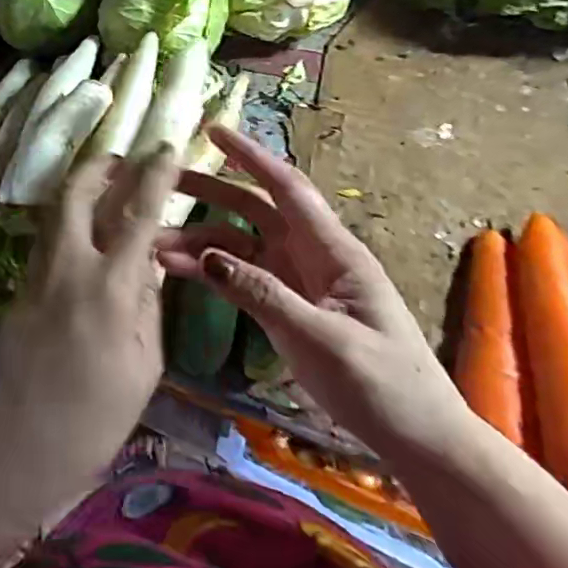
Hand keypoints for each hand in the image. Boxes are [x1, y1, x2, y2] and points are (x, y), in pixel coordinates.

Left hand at [0, 148, 180, 518]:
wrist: (14, 441)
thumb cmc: (93, 417)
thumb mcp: (143, 365)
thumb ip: (147, 306)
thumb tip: (149, 266)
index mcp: (109, 286)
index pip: (135, 214)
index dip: (152, 176)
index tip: (164, 148)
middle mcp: (67, 267)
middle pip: (77, 196)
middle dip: (99, 167)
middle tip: (121, 157)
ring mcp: (36, 274)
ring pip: (57, 214)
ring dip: (80, 191)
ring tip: (104, 185)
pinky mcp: (19, 288)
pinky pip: (48, 241)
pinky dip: (67, 223)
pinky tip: (83, 231)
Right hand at [155, 125, 470, 457]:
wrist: (415, 437)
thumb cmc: (382, 384)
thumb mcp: (321, 338)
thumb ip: (262, 294)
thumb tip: (205, 256)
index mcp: (333, 252)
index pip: (287, 190)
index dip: (250, 157)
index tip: (213, 131)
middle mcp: (310, 256)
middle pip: (252, 209)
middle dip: (207, 192)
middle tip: (160, 184)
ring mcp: (295, 280)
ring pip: (236, 243)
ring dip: (196, 240)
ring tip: (151, 244)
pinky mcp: (283, 304)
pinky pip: (237, 275)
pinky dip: (206, 270)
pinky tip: (173, 270)